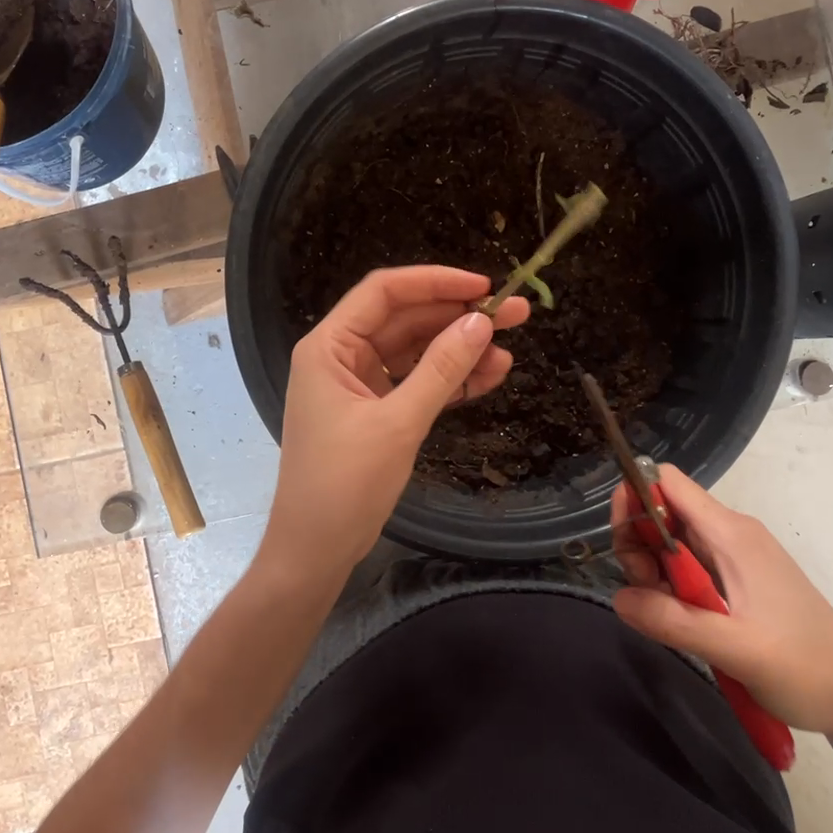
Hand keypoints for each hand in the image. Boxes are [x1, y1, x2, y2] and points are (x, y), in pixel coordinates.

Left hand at [263, 267, 529, 579]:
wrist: (315, 550)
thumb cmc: (344, 484)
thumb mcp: (398, 423)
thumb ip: (441, 370)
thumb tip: (481, 323)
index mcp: (329, 347)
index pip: (384, 293)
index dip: (435, 283)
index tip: (484, 287)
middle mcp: (341, 357)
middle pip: (406, 321)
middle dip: (458, 318)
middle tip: (517, 315)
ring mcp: (359, 385)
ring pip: (416, 353)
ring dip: (460, 352)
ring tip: (509, 354)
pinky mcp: (375, 413)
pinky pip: (417, 384)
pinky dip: (450, 381)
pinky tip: (490, 377)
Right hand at [611, 464, 832, 741]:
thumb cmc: (804, 668)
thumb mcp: (734, 648)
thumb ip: (673, 620)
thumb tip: (619, 597)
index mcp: (732, 534)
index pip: (667, 483)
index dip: (636, 497)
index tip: (624, 542)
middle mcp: (732, 535)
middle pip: (663, 513)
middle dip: (639, 544)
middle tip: (644, 592)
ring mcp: (736, 559)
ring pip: (673, 543)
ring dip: (654, 571)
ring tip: (665, 613)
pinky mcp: (739, 582)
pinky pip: (689, 567)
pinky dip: (672, 587)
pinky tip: (681, 621)